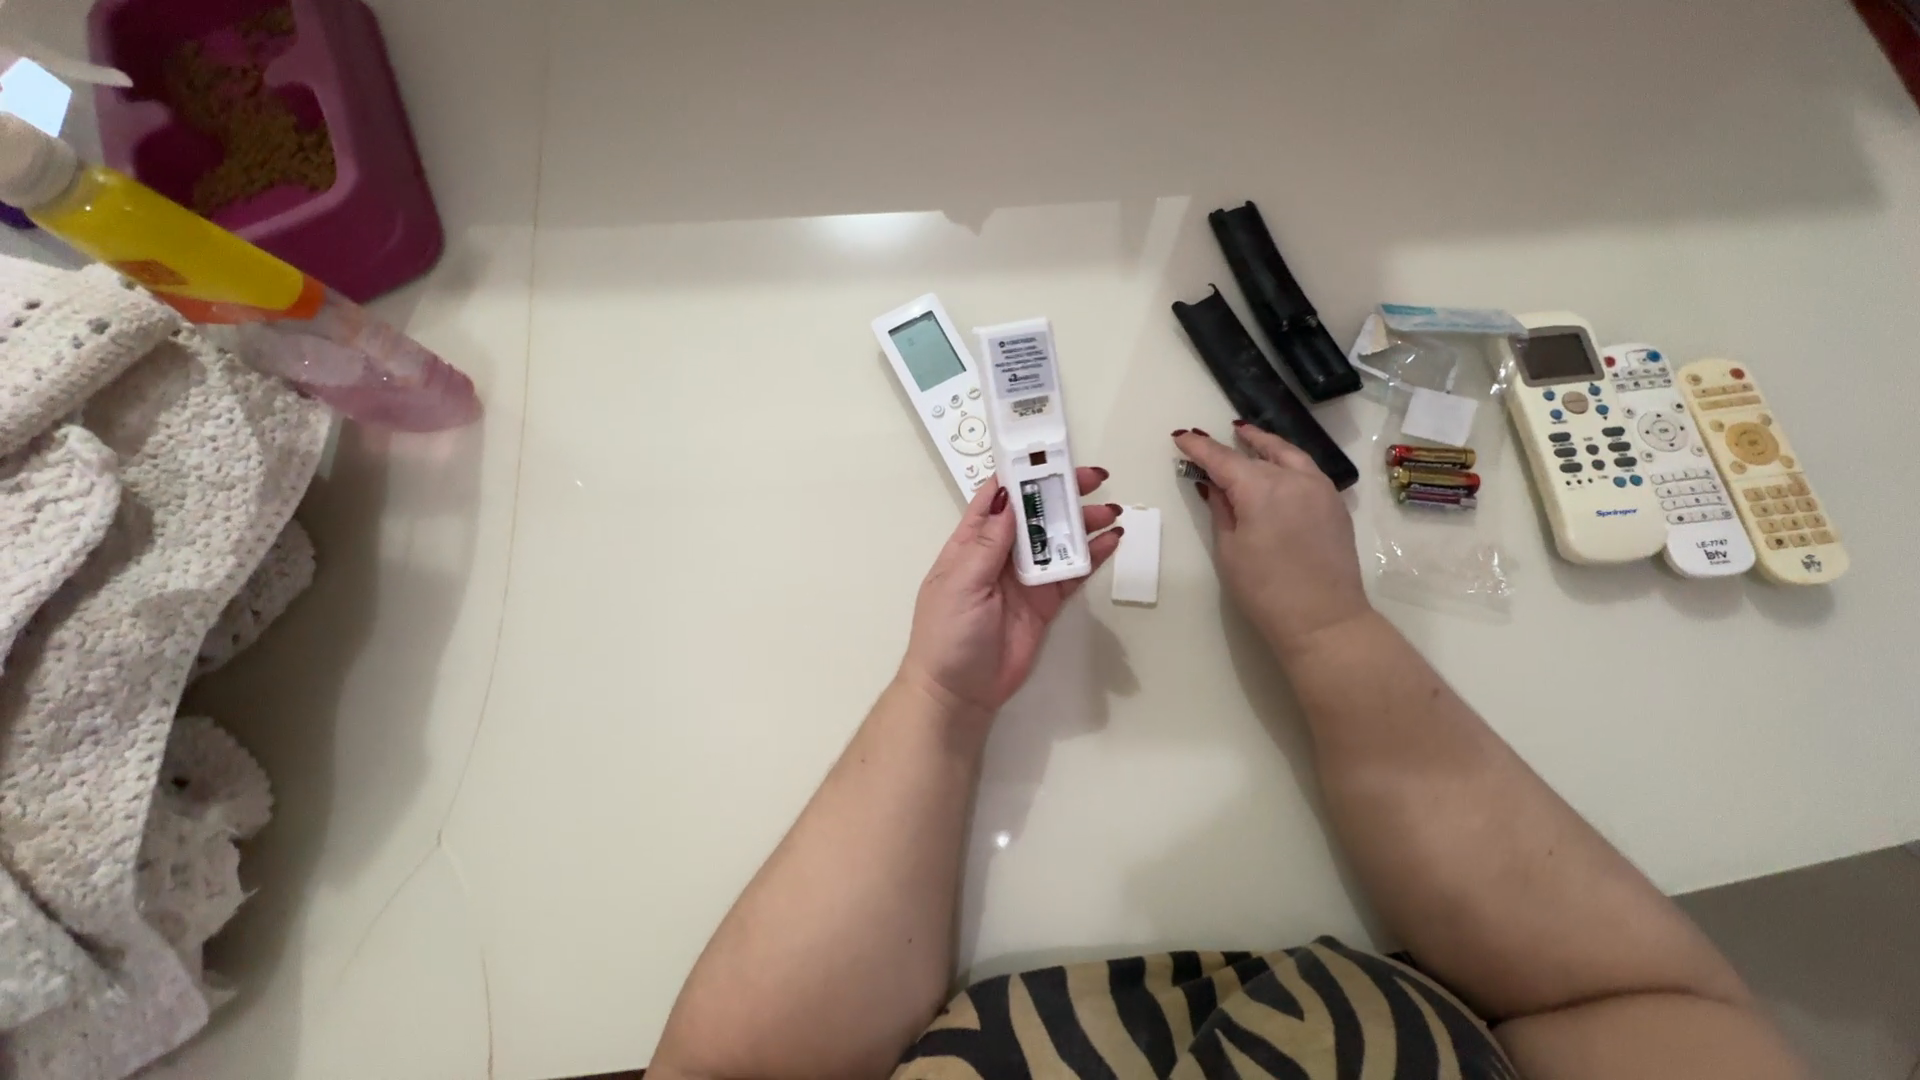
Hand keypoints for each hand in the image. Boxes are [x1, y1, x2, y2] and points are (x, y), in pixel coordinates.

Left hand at [899, 468, 1123, 720]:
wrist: (959, 692)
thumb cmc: (947, 634)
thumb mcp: (961, 583)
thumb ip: (988, 543)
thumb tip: (1009, 499)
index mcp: (971, 543)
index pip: (996, 497)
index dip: (1021, 475)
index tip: (1049, 454)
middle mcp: (1000, 554)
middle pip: (1035, 514)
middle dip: (1062, 494)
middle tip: (1095, 478)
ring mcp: (1025, 577)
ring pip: (1057, 539)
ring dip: (1083, 523)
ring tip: (1111, 510)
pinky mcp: (1045, 602)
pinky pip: (1071, 572)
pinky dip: (1092, 556)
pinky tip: (1110, 541)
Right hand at [1173, 424, 1371, 657]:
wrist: (1323, 619)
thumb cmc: (1264, 590)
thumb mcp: (1229, 550)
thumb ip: (1221, 510)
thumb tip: (1213, 486)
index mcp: (1261, 489)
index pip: (1222, 459)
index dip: (1199, 448)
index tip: (1180, 437)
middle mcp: (1292, 478)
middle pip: (1254, 455)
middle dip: (1228, 447)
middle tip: (1205, 441)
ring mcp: (1319, 488)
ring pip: (1287, 454)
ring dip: (1263, 443)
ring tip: (1246, 434)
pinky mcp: (1334, 503)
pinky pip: (1306, 469)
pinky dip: (1286, 459)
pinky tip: (1277, 463)